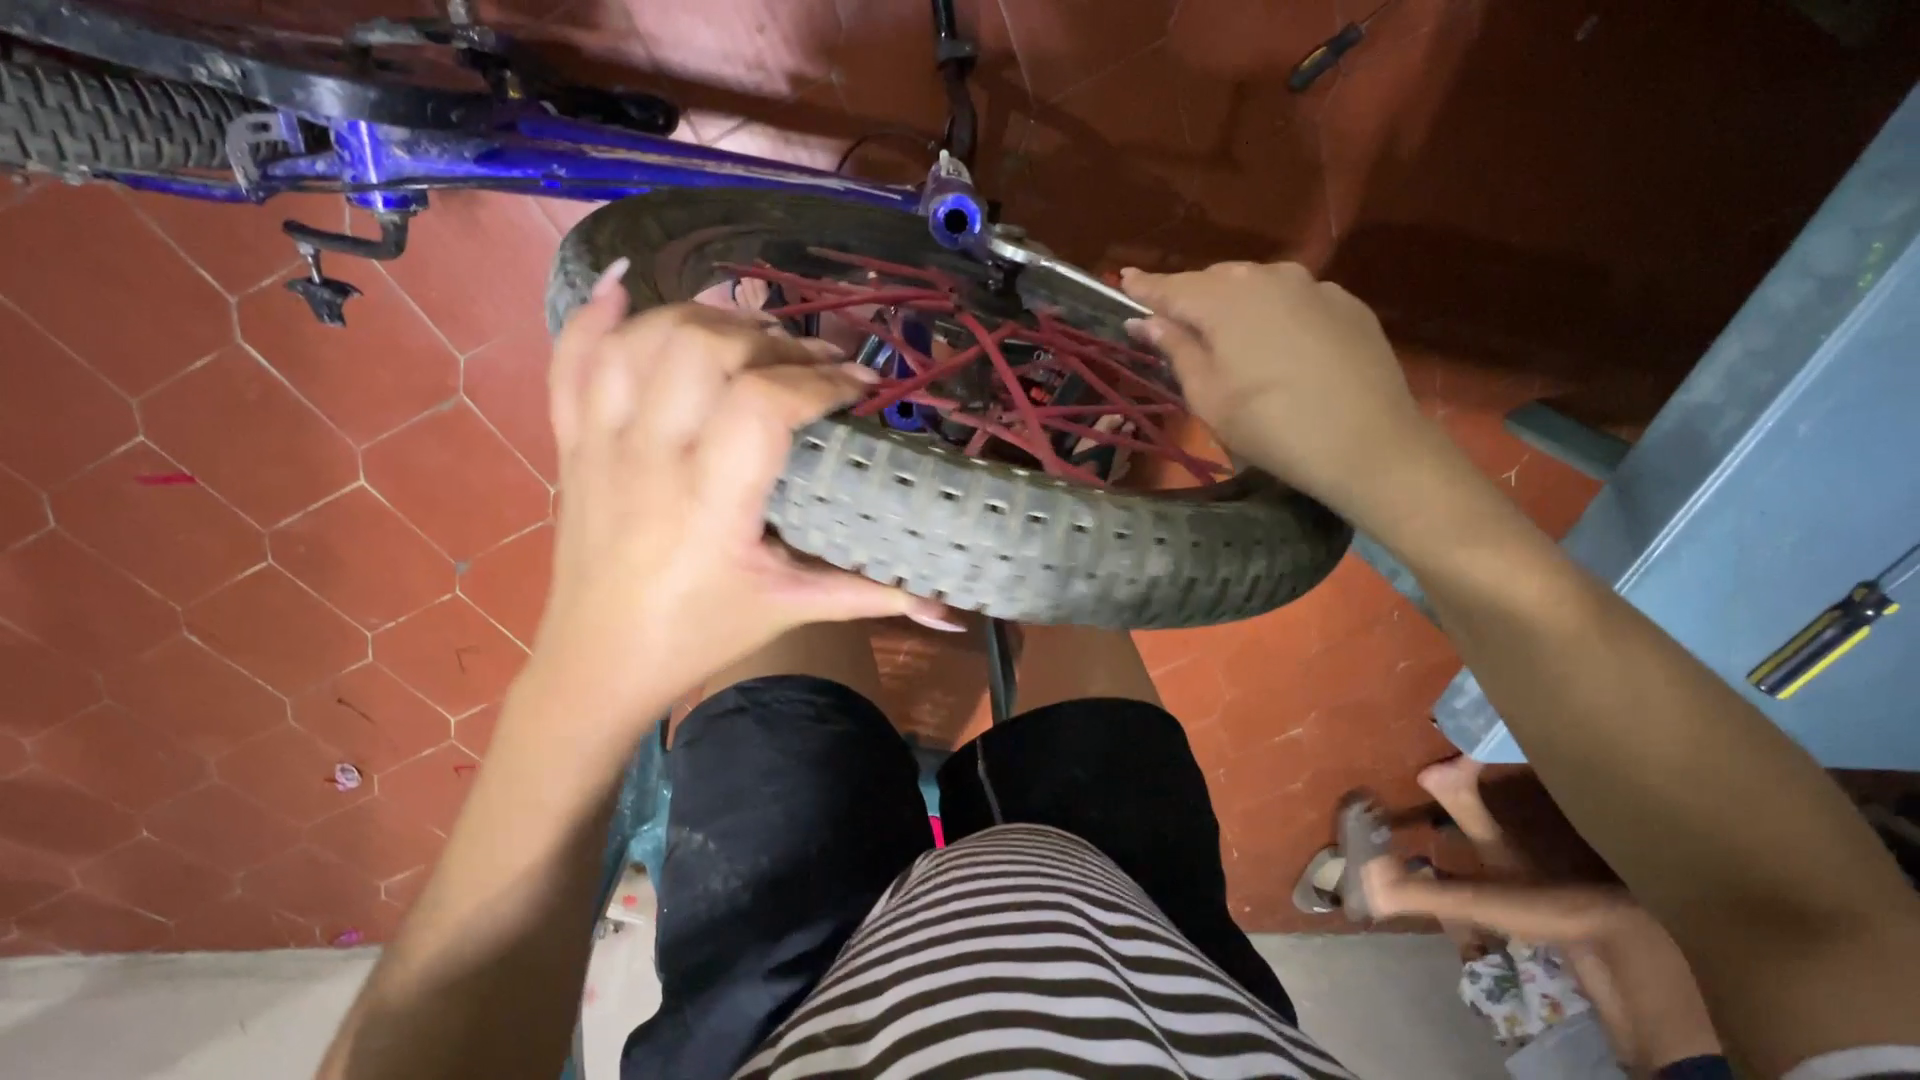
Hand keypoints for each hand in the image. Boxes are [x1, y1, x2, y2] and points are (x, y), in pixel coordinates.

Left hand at [527, 261, 951, 725]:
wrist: (598, 663)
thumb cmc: (700, 635)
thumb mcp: (790, 609)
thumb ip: (870, 594)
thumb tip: (948, 603)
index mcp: (710, 502)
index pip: (764, 402)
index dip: (821, 379)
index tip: (860, 383)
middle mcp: (650, 457)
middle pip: (702, 349)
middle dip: (768, 339)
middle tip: (808, 360)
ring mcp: (600, 443)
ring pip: (641, 341)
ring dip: (701, 317)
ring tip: (748, 330)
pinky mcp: (570, 442)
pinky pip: (569, 361)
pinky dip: (592, 314)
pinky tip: (622, 283)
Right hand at [1119, 261, 1432, 508]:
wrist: (1368, 442)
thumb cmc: (1270, 426)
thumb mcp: (1208, 396)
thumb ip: (1176, 350)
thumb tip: (1147, 321)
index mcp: (1224, 300)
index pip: (1172, 287)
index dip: (1145, 286)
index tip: (1123, 280)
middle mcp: (1268, 277)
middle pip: (1216, 280)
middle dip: (1192, 297)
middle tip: (1176, 323)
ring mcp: (1313, 287)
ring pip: (1258, 286)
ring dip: (1235, 303)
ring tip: (1228, 335)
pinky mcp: (1347, 304)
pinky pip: (1296, 300)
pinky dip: (1276, 314)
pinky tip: (1280, 346)